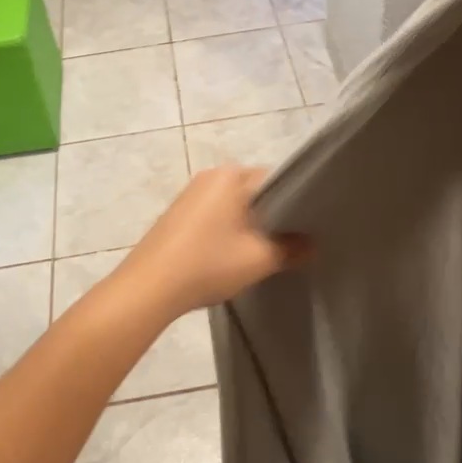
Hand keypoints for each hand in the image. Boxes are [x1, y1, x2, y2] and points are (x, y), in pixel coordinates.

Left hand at [111, 166, 303, 320]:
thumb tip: (312, 243)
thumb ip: (291, 248)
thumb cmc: (208, 264)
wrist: (149, 287)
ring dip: (249, 224)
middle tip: (291, 242)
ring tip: (264, 251)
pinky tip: (232, 255)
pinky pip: (215, 213)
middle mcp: (211, 175)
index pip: (277, 180)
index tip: (307, 228)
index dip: (295, 203)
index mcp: (231, 175)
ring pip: (234, 204)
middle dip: (272, 215)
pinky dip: (227, 229)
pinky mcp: (178, 212)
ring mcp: (191, 193)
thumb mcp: (258, 259)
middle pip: (254, 191)